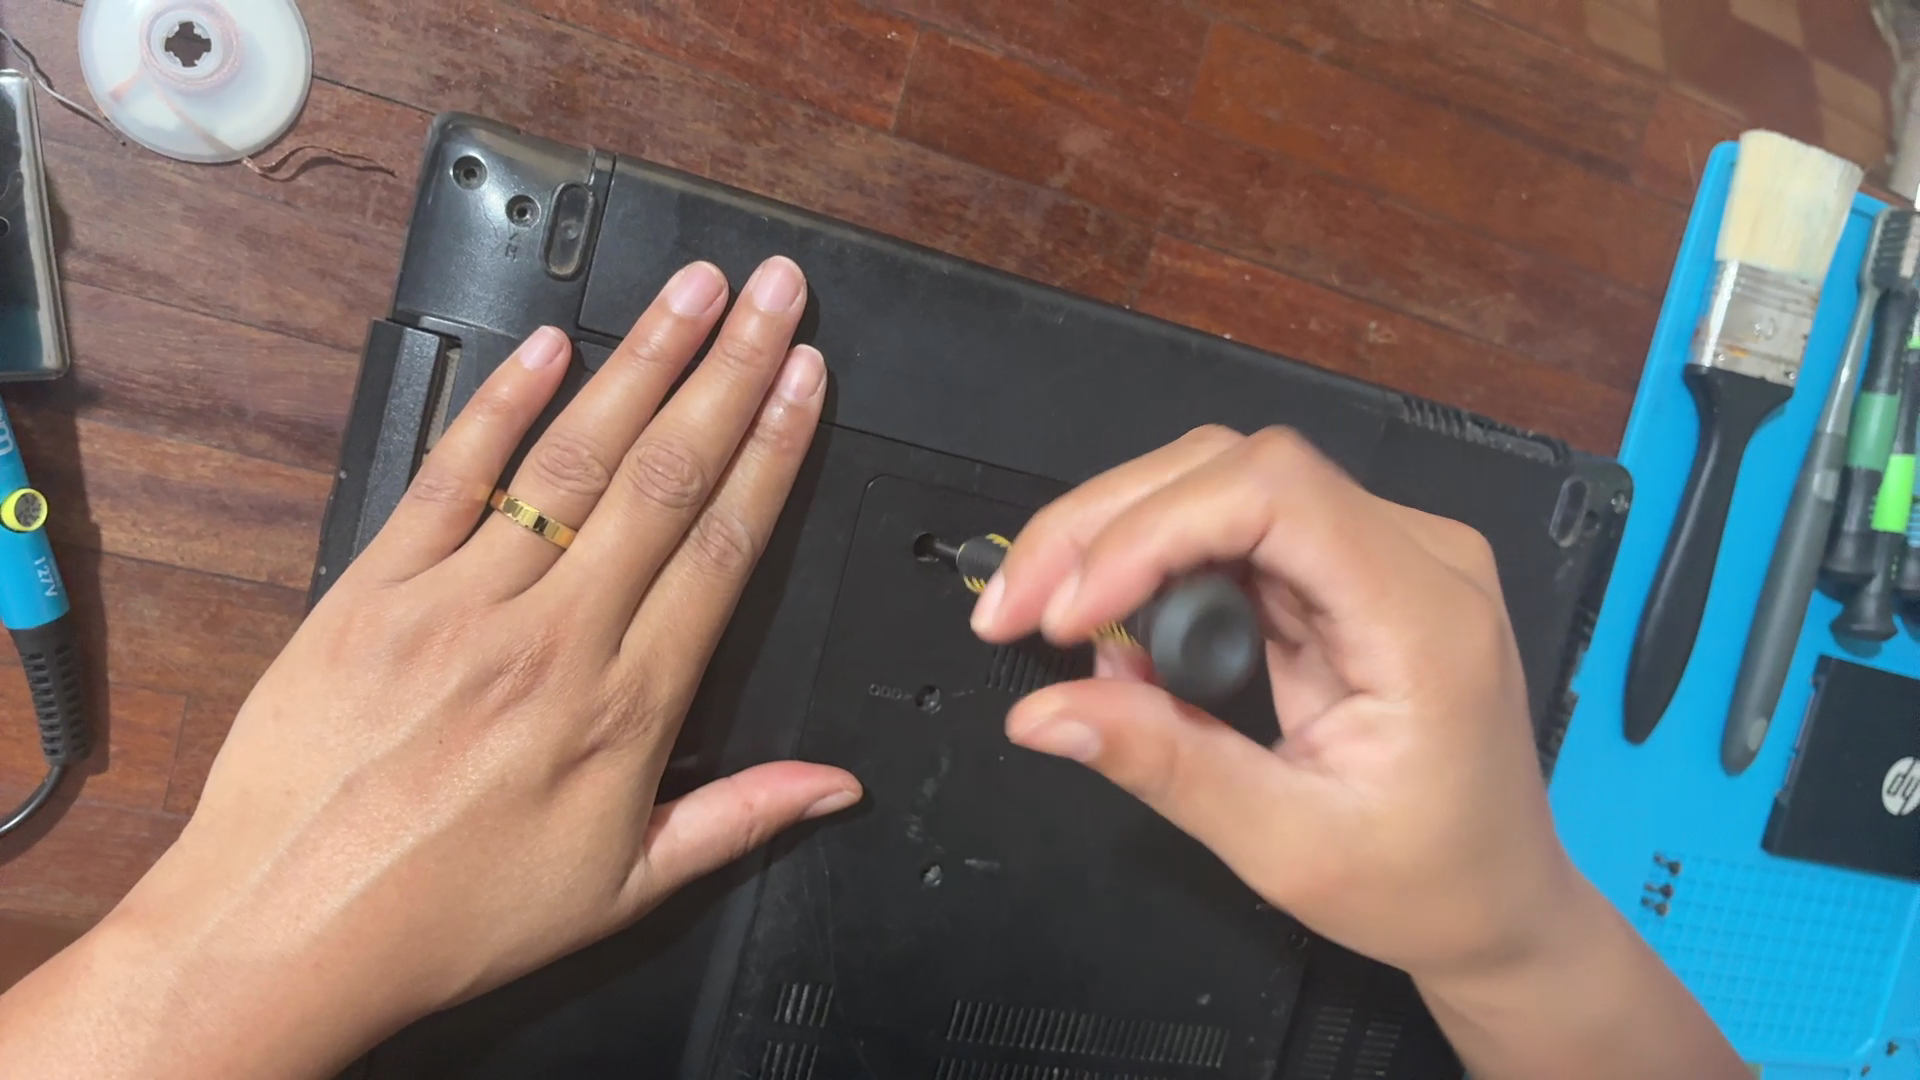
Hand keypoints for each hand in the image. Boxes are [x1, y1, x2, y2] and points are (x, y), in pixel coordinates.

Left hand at [0, 257, 860, 1078]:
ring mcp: (462, 598)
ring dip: (643, 365)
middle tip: (776, 297)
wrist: (279, 935)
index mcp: (628, 699)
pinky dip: (502, 404)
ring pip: (574, 458)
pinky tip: (552, 346)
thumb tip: (844, 787)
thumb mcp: (631, 884)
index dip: (774, 452)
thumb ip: (746, 816)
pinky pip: (450, 477)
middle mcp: (557, 631)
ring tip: (695, 292)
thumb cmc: (468, 908)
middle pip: (666, 477)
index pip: (725, 546)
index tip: (806, 380)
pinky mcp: (377, 585)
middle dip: (732, 374)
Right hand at [972, 427, 1744, 1079]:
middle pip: (1221, 467)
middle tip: (1009, 610)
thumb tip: (1035, 714)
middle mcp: (1401, 546)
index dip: (1150, 530)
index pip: (1273, 492)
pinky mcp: (1326, 562)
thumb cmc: (1421, 886)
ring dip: (1103, 541)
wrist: (1498, 897)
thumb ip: (1165, 765)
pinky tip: (1109, 633)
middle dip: (1095, 528)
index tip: (1067, 617)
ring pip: (1203, 483)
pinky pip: (1212, 529)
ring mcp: (1365, 544)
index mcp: (1420, 612)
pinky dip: (1139, 571)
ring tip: (1046, 623)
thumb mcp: (1289, 845)